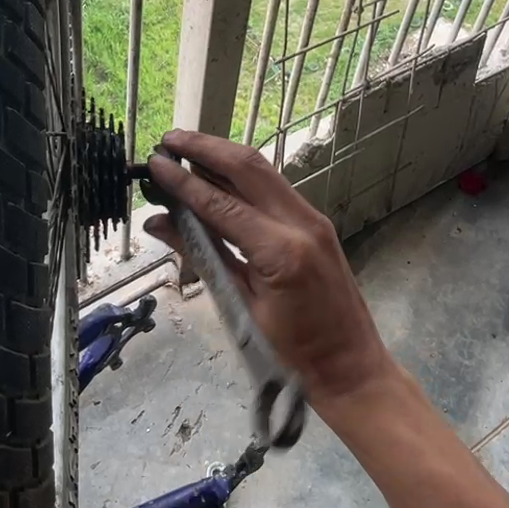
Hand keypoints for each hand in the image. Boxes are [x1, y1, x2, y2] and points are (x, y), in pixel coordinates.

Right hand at [142, 129, 394, 408]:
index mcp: (281, 252)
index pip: (222, 204)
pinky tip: (217, 172)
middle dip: (206, 147)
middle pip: (248, 167)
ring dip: (223, 153)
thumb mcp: (240, 308)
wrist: (352, 368)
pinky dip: (241, 173)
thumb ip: (201, 257)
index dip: (184, 181)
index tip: (156, 163)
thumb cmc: (293, 355)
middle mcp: (301, 222)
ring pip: (263, 170)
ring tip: (186, 145)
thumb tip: (157, 223)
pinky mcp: (315, 221)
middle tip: (169, 139)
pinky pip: (273, 186)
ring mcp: (313, 218)